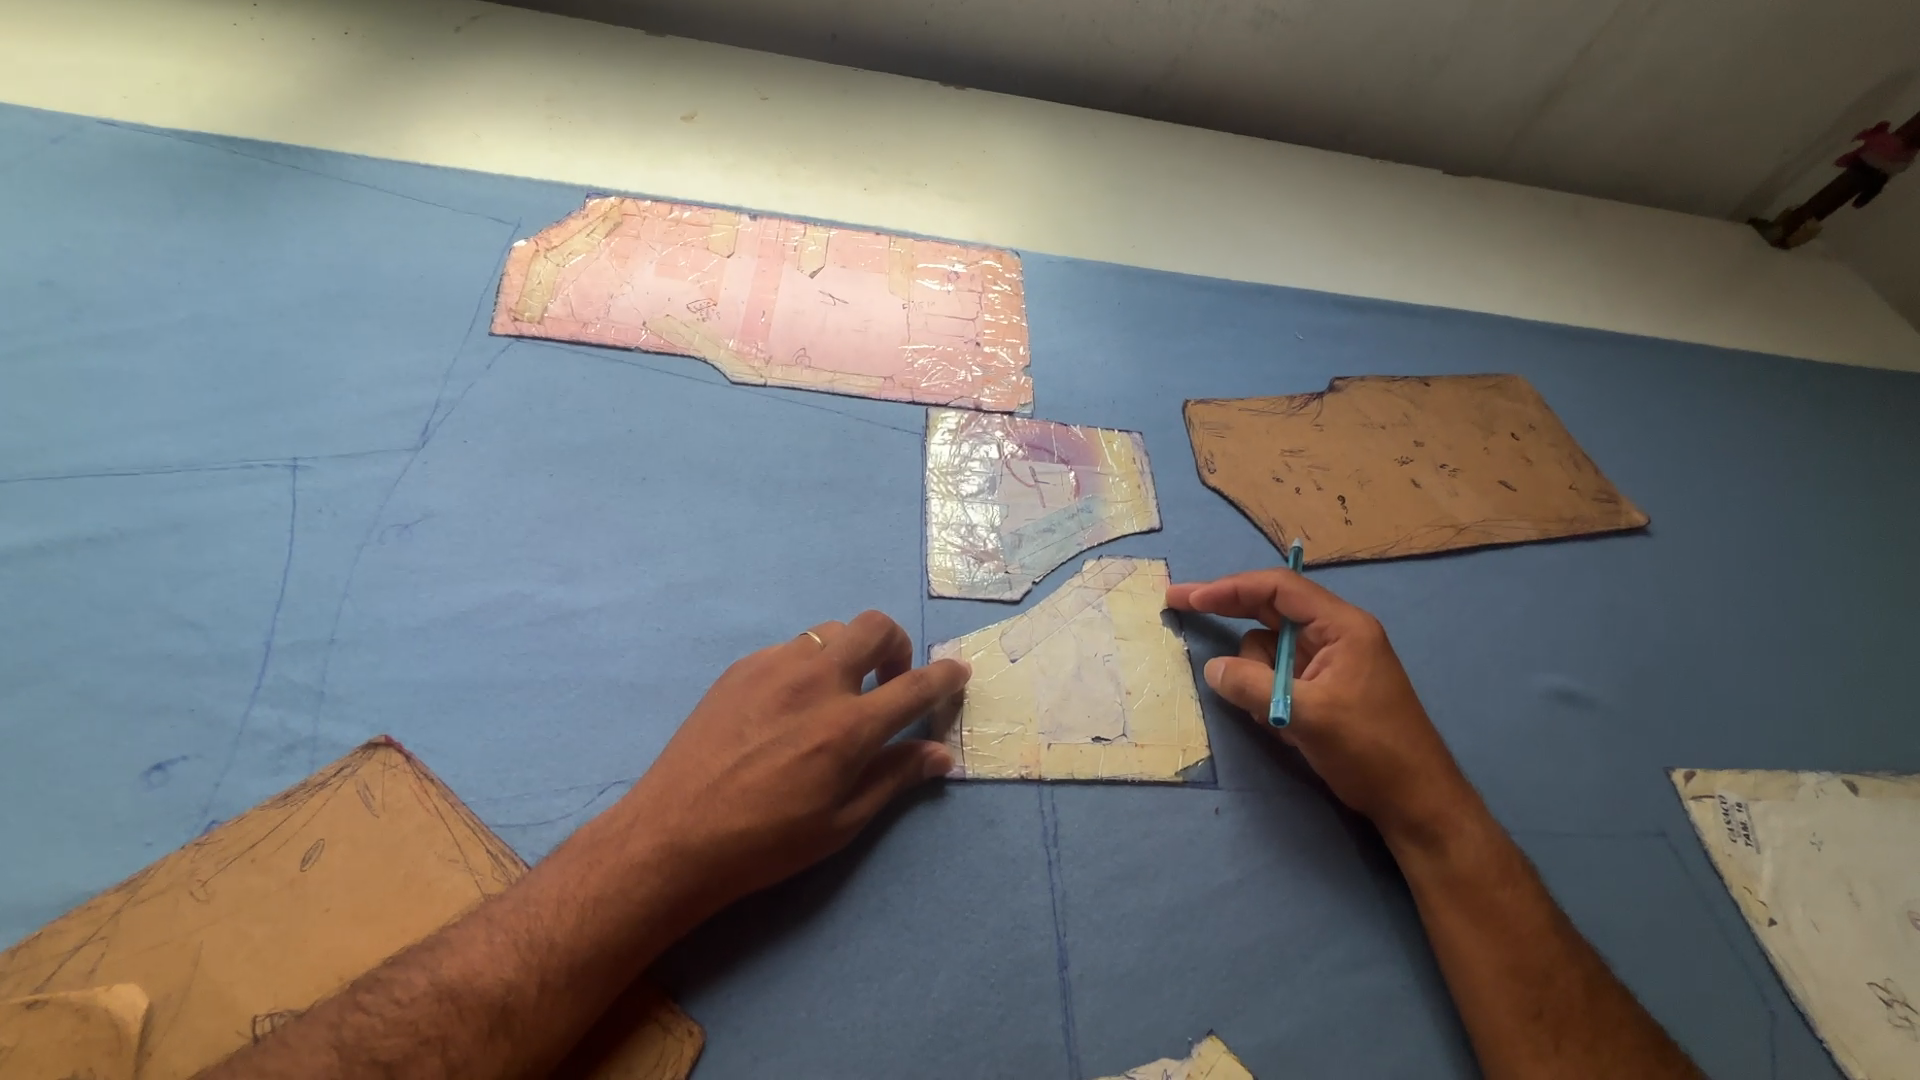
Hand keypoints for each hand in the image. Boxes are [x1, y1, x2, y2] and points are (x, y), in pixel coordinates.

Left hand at [616, 610, 969, 919]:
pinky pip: (791, 648)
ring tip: (837, 694)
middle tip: (890, 680)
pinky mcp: (742, 667)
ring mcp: (774, 666)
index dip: (945, 676)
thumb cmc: (766, 841)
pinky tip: (789, 705)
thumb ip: (895, 778)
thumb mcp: (841, 823)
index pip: (915, 686)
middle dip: (898, 645)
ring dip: (851, 653)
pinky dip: (809, 664)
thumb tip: (942, 755)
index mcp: (847, 727)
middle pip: (875, 627)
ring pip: (831, 631)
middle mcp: (816, 681)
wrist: (673, 834)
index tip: (959, 670)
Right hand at [1167, 569, 1476, 845]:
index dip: (1229, 588)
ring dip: (1256, 678)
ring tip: (1278, 718)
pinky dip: (1268, 697)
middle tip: (1178, 604)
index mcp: (1341, 626)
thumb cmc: (1371, 750)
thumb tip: (1212, 668)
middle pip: (1268, 611)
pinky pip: (1277, 678)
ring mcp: (1327, 663)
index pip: (1277, 589)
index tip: (1190, 597)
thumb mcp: (1306, 715)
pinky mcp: (1322, 689)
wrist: (1416, 803)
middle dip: (1228, 611)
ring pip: (1267, 652)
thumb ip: (1252, 686)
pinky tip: (1285, 727)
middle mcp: (1333, 635)